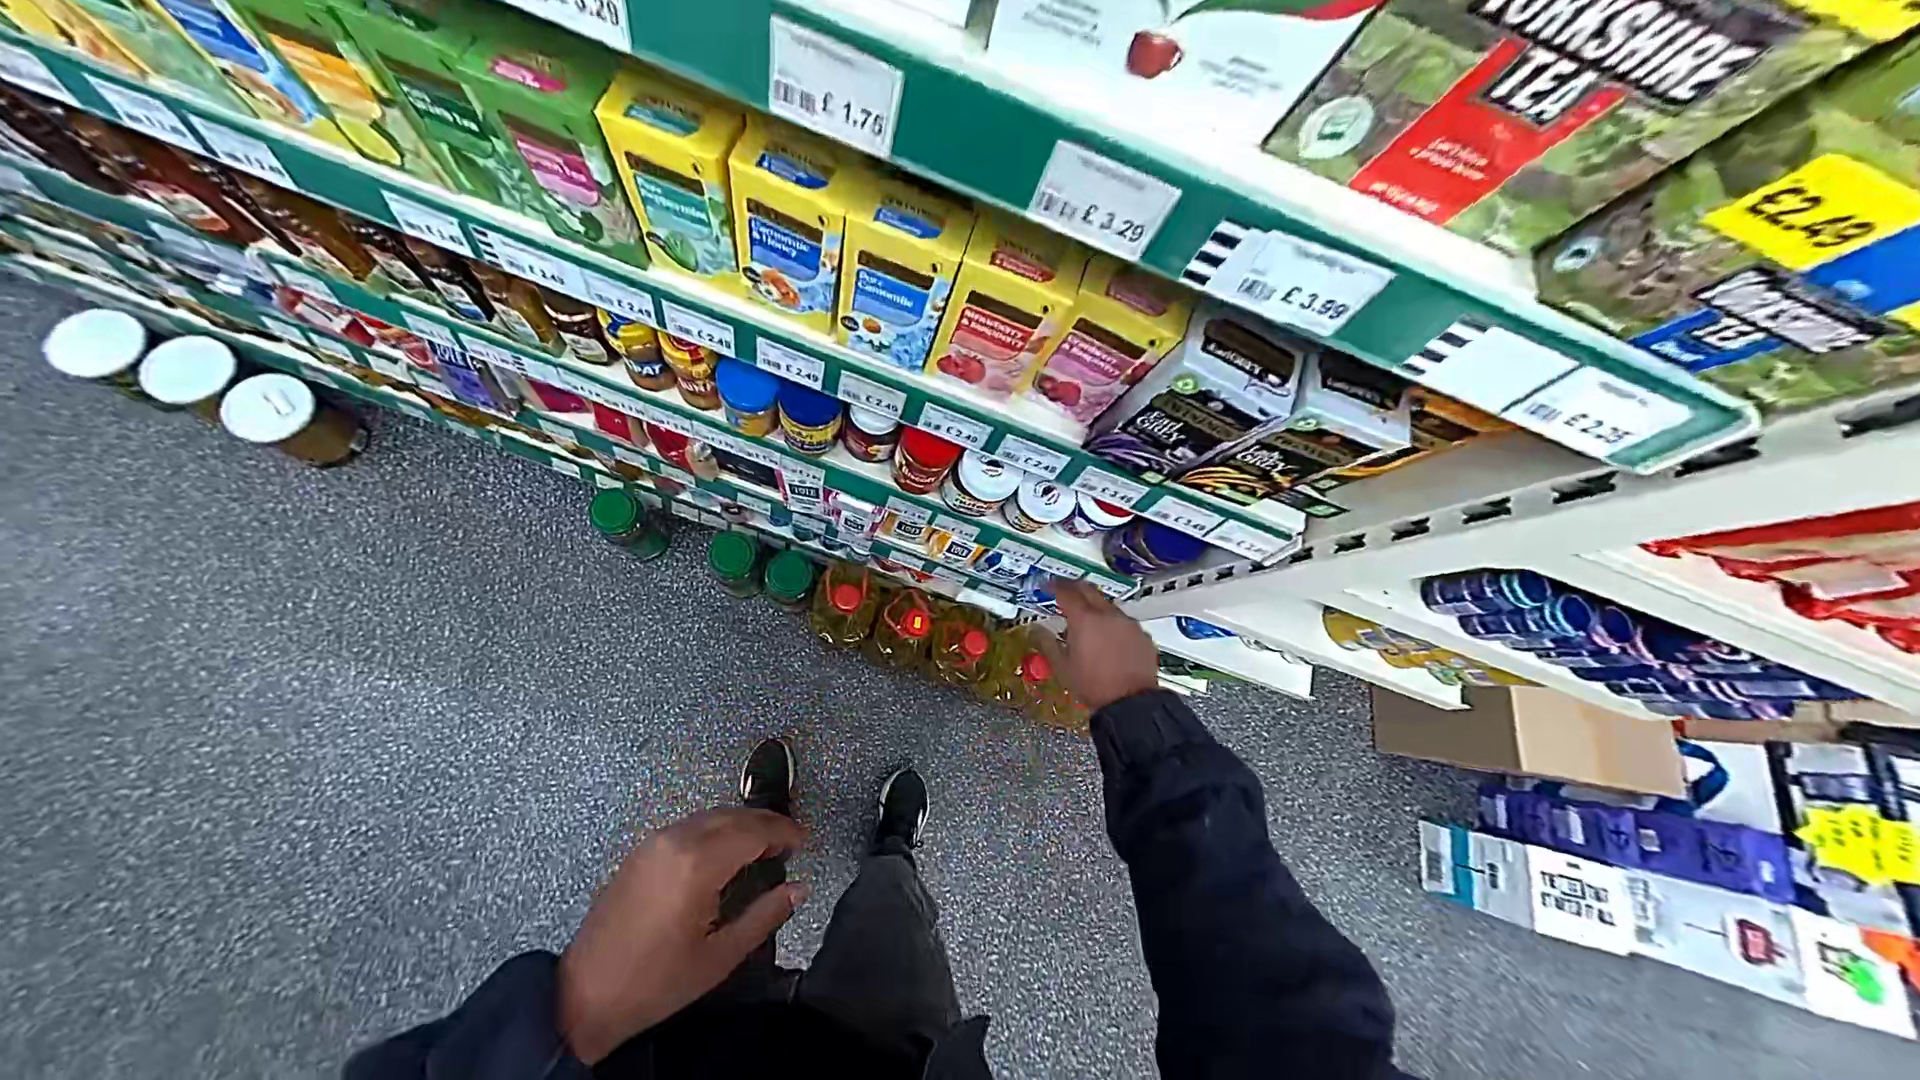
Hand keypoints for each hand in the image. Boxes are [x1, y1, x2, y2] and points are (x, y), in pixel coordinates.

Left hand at [556, 808, 808, 1062]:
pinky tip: (726, 850)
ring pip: (713, 815)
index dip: (784, 832)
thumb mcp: (720, 957)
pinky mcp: (642, 850)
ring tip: (763, 846)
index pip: (755, 831)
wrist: (581, 998)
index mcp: (697, 864)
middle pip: (735, 815)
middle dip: (767, 824)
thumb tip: (799, 889)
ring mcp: (655, 842)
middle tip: (789, 842)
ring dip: (742, 823)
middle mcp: (676, 841)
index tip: (803, 841)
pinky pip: (691, 824)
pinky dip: (718, 828)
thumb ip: (766, 916)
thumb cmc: (653, 983)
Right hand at [1049, 579, 1160, 710]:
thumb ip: (1049, 643)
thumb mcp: (1063, 666)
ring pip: (1108, 605)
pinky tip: (1107, 637)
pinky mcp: (1141, 635)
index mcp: (1085, 620)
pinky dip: (1112, 623)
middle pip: (1089, 590)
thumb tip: (1039, 631)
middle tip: (1064, 591)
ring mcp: (1128, 624)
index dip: (1054, 586)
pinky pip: (1123, 621)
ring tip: (1085, 620)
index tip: (1048, 586)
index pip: (1066, 593)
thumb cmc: (1094, 686)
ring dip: (1094, 606)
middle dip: (1074, 588)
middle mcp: (1108, 616)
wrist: (1130, 704)